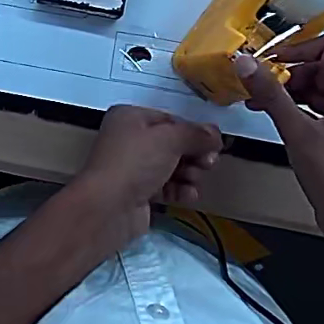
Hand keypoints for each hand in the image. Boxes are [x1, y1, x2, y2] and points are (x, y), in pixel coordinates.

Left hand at [64, 105, 222, 249]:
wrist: (108, 206)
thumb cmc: (136, 162)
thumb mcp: (169, 139)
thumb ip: (196, 135)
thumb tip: (215, 134)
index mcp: (129, 117)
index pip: (170, 120)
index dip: (193, 132)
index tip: (215, 144)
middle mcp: (128, 139)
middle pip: (172, 144)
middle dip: (194, 154)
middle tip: (207, 164)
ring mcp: (132, 166)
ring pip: (171, 166)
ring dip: (189, 173)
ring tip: (193, 180)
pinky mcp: (137, 191)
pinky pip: (165, 186)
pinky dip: (179, 189)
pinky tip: (188, 195)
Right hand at [235, 35, 323, 258]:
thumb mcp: (298, 132)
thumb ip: (271, 94)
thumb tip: (248, 65)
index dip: (297, 50)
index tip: (268, 62)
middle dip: (289, 73)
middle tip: (260, 85)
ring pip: (321, 91)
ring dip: (291, 92)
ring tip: (262, 102)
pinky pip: (322, 111)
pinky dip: (298, 109)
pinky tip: (279, 120)